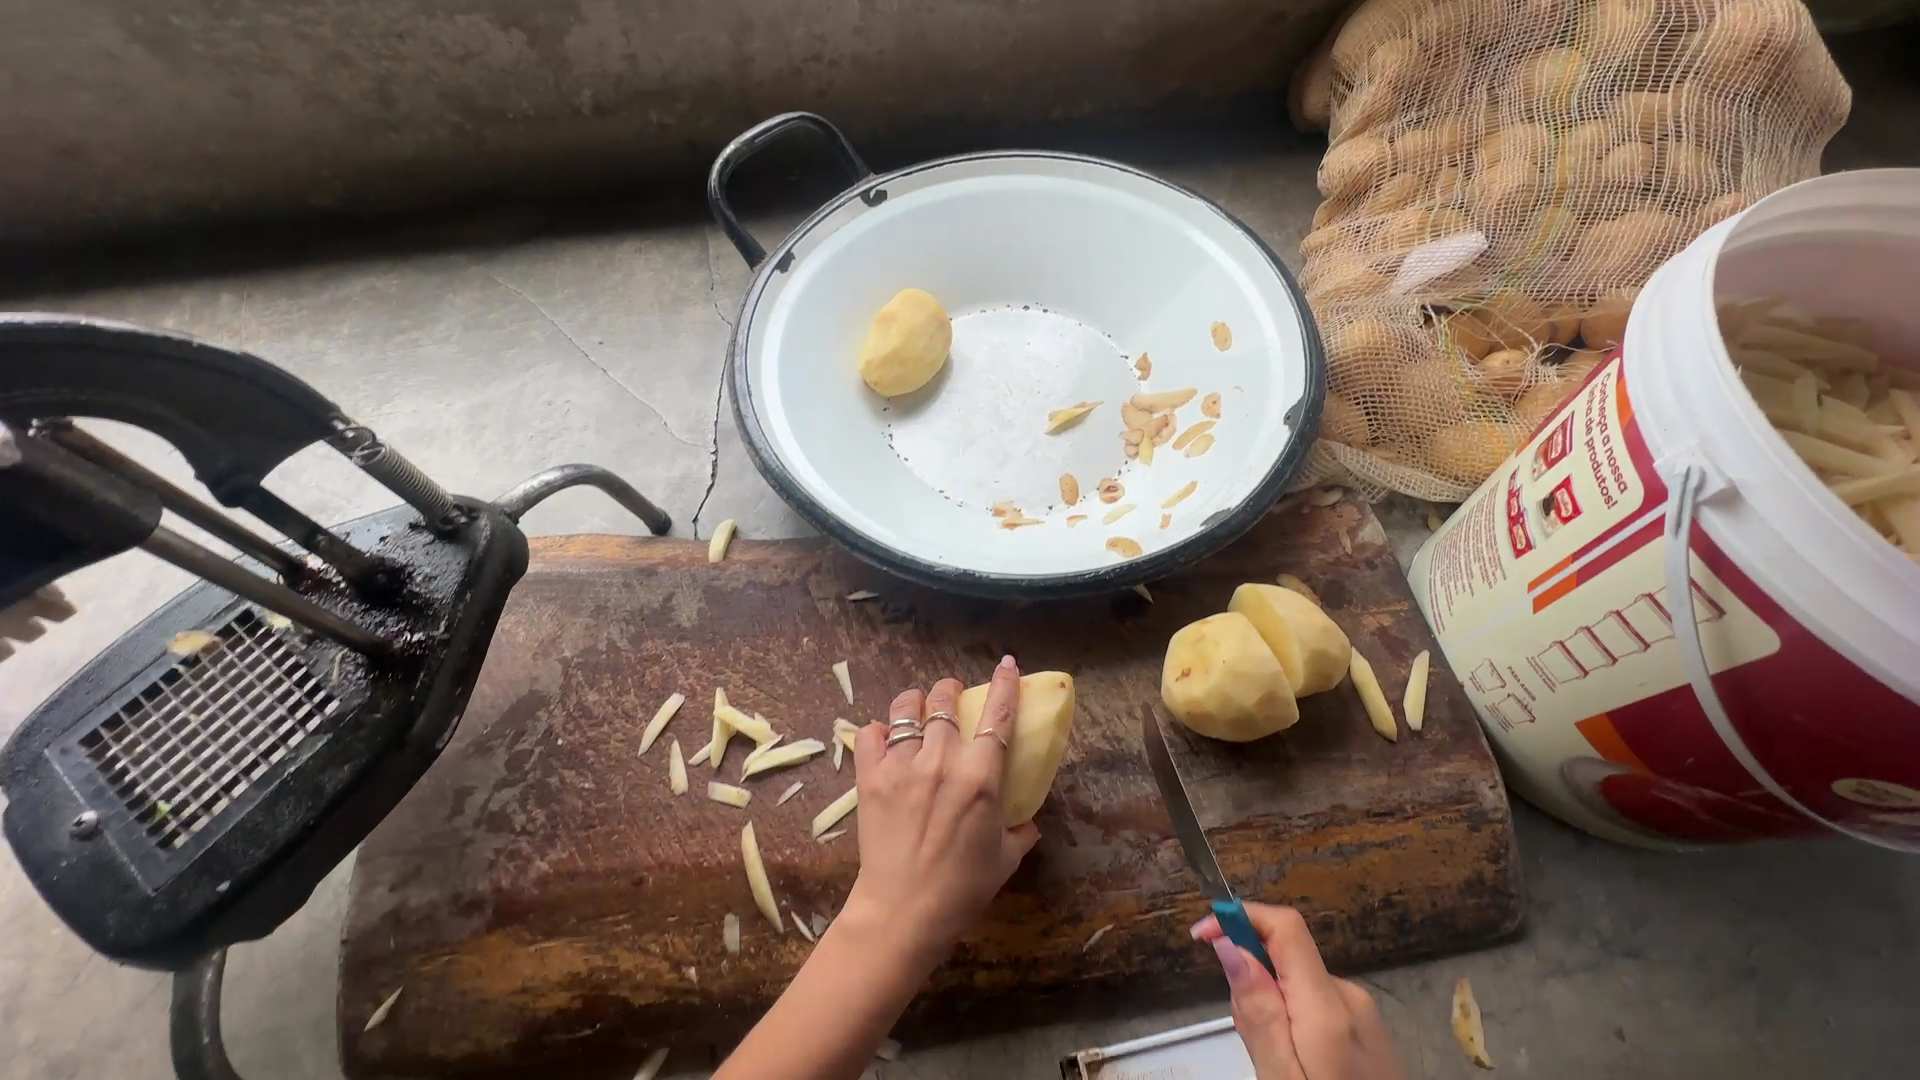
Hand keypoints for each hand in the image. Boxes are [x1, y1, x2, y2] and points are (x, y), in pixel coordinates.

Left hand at [842, 655, 1041, 966]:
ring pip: (906, 709)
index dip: (1004, 685)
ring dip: (915, 702)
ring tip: (917, 707)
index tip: (1006, 664)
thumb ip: (1021, 830)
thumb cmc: (962, 888)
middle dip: (951, 690)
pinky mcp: (869, 777)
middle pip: (945, 701)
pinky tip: (883, 737)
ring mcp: (901, 765)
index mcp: (980, 776)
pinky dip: (878, 730)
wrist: (903, 912)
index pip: (997, 715)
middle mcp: (941, 760)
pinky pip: (869, 734)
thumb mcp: (1006, 858)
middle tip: (952, 696)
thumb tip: (1029, 819)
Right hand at [1193, 903, 1403, 1079]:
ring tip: (1272, 1065)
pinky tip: (1295, 1068)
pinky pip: (1315, 1006)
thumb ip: (1257, 1012)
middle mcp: (1350, 998)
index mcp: (1328, 1006)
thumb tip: (1228, 943)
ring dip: (1270, 1006)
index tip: (1202, 936)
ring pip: (1297, 983)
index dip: (1240, 917)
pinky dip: (1292, 1022)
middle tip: (1246, 1041)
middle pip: (1285, 956)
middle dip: (1251, 979)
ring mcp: (1364, 1016)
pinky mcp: (1368, 1035)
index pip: (1285, 926)